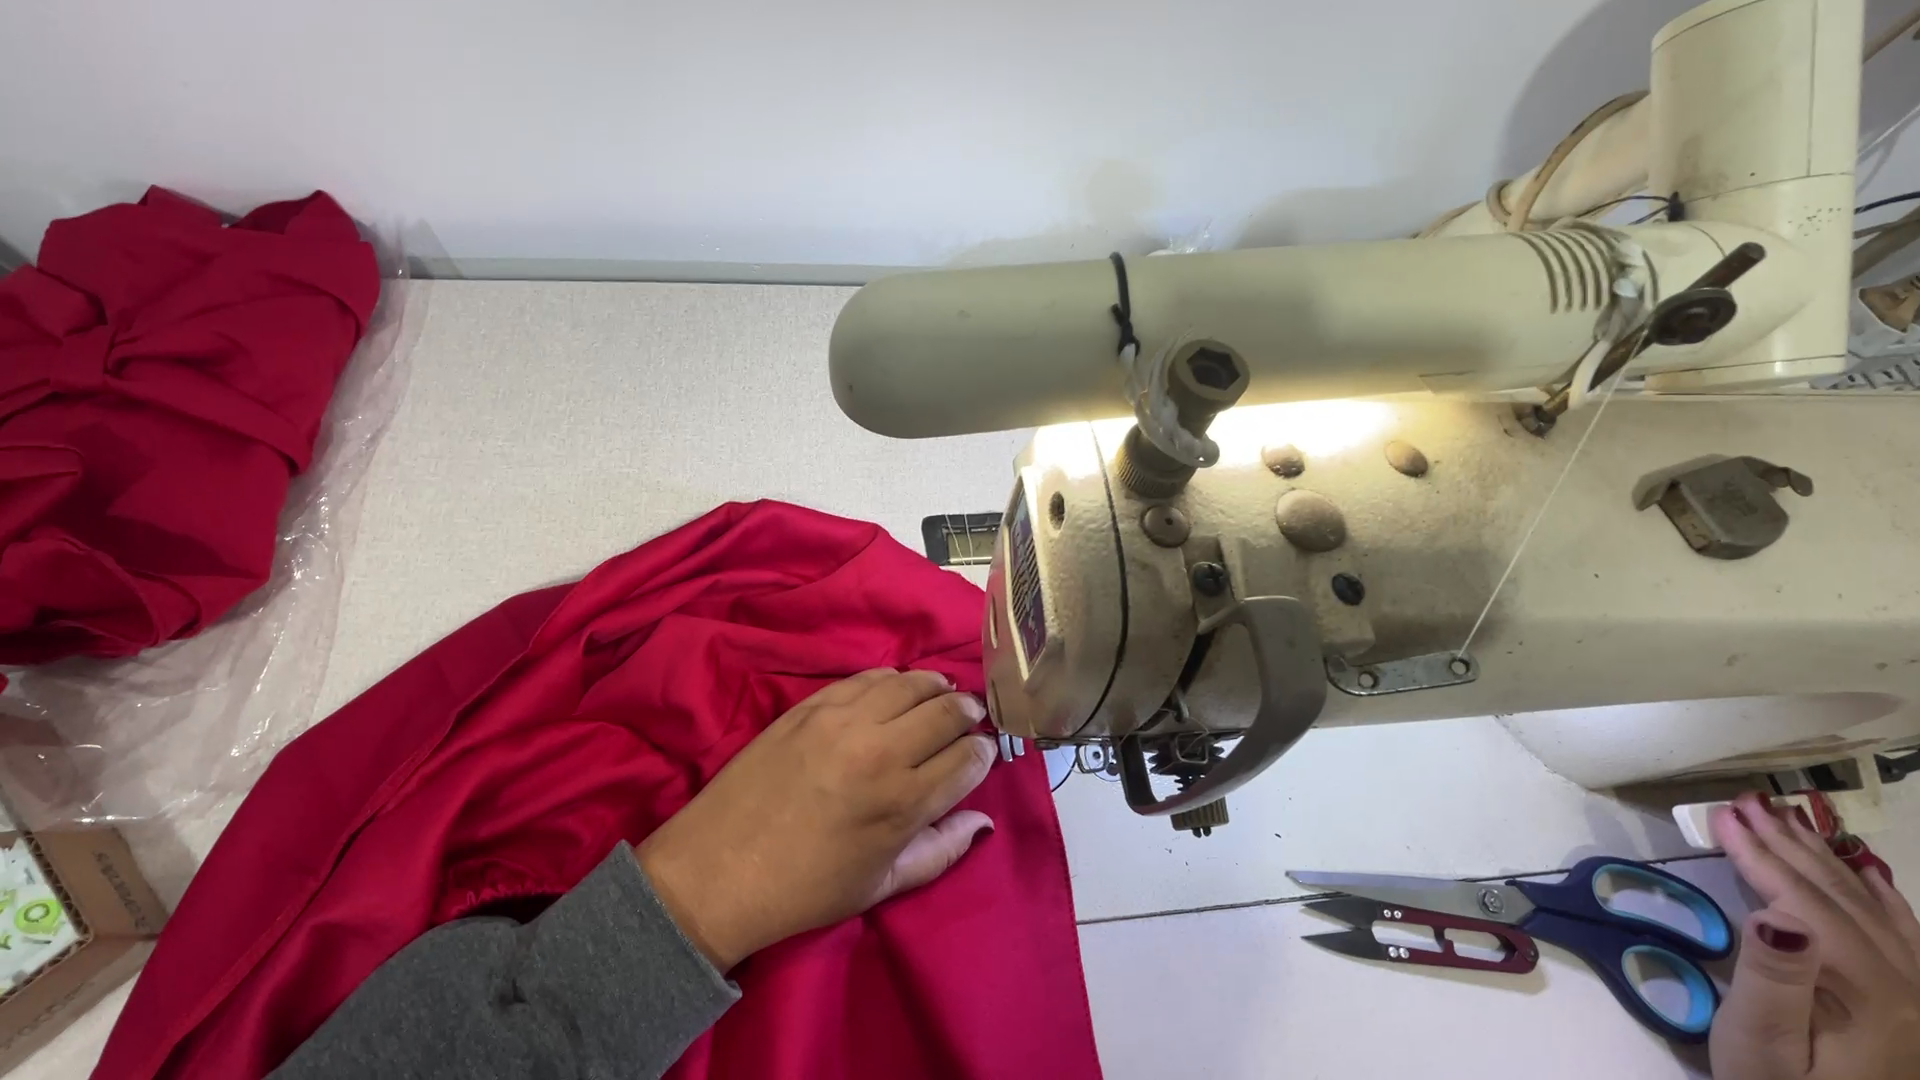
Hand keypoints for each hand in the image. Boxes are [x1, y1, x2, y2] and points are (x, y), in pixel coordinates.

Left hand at [634, 669, 996, 971]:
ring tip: (939, 698)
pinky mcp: (811, 705)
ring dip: (935, 689)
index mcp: (904, 802)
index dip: (984, 754)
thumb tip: (983, 820)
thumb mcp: (882, 885)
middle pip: (948, 711)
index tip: (981, 755)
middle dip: (969, 714)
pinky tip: (894, 691)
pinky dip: (891, 680)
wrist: (717, 872)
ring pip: (911, 683)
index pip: (969, 758)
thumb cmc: (806, 890)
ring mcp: (843, 721)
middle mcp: (881, 751)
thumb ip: (942, 850)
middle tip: (969, 720)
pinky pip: (867, 676)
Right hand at [1709, 792, 1919, 1078]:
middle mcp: (1908, 984)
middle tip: (1746, 803)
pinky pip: (1904, 932)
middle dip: (1789, 844)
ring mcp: (1919, 994)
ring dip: (1824, 858)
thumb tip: (1774, 913)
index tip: (1721, 816)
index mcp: (1869, 990)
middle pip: (1843, 896)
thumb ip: (1772, 979)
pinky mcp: (1915, 1004)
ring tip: (1786, 820)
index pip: (1807, 902)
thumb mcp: (1761, 1042)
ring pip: (1873, 906)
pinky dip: (1876, 893)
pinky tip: (1862, 872)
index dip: (1762, 855)